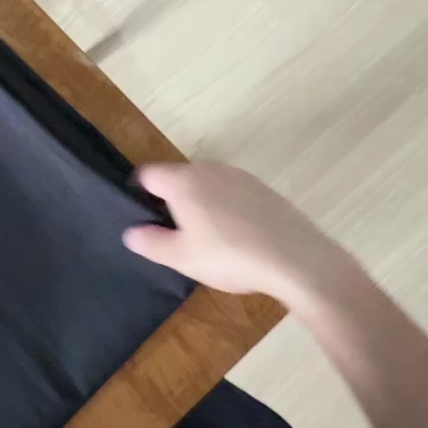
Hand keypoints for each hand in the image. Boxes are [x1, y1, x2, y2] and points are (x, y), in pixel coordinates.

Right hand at [123, 162, 353, 300]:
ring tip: (209, 239)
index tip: (145, 219)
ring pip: (205, 184)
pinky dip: (226, 207)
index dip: (139, 194)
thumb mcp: (182, 258)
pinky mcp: (261, 187)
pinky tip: (238, 237)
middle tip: (176, 235)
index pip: (147, 174)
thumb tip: (131, 232)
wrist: (296, 258)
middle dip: (171, 201)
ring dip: (200, 203)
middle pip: (176, 177)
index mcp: (182, 181)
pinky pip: (230, 191)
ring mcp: (237, 175)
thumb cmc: (230, 255)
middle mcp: (207, 168)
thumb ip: (151, 243)